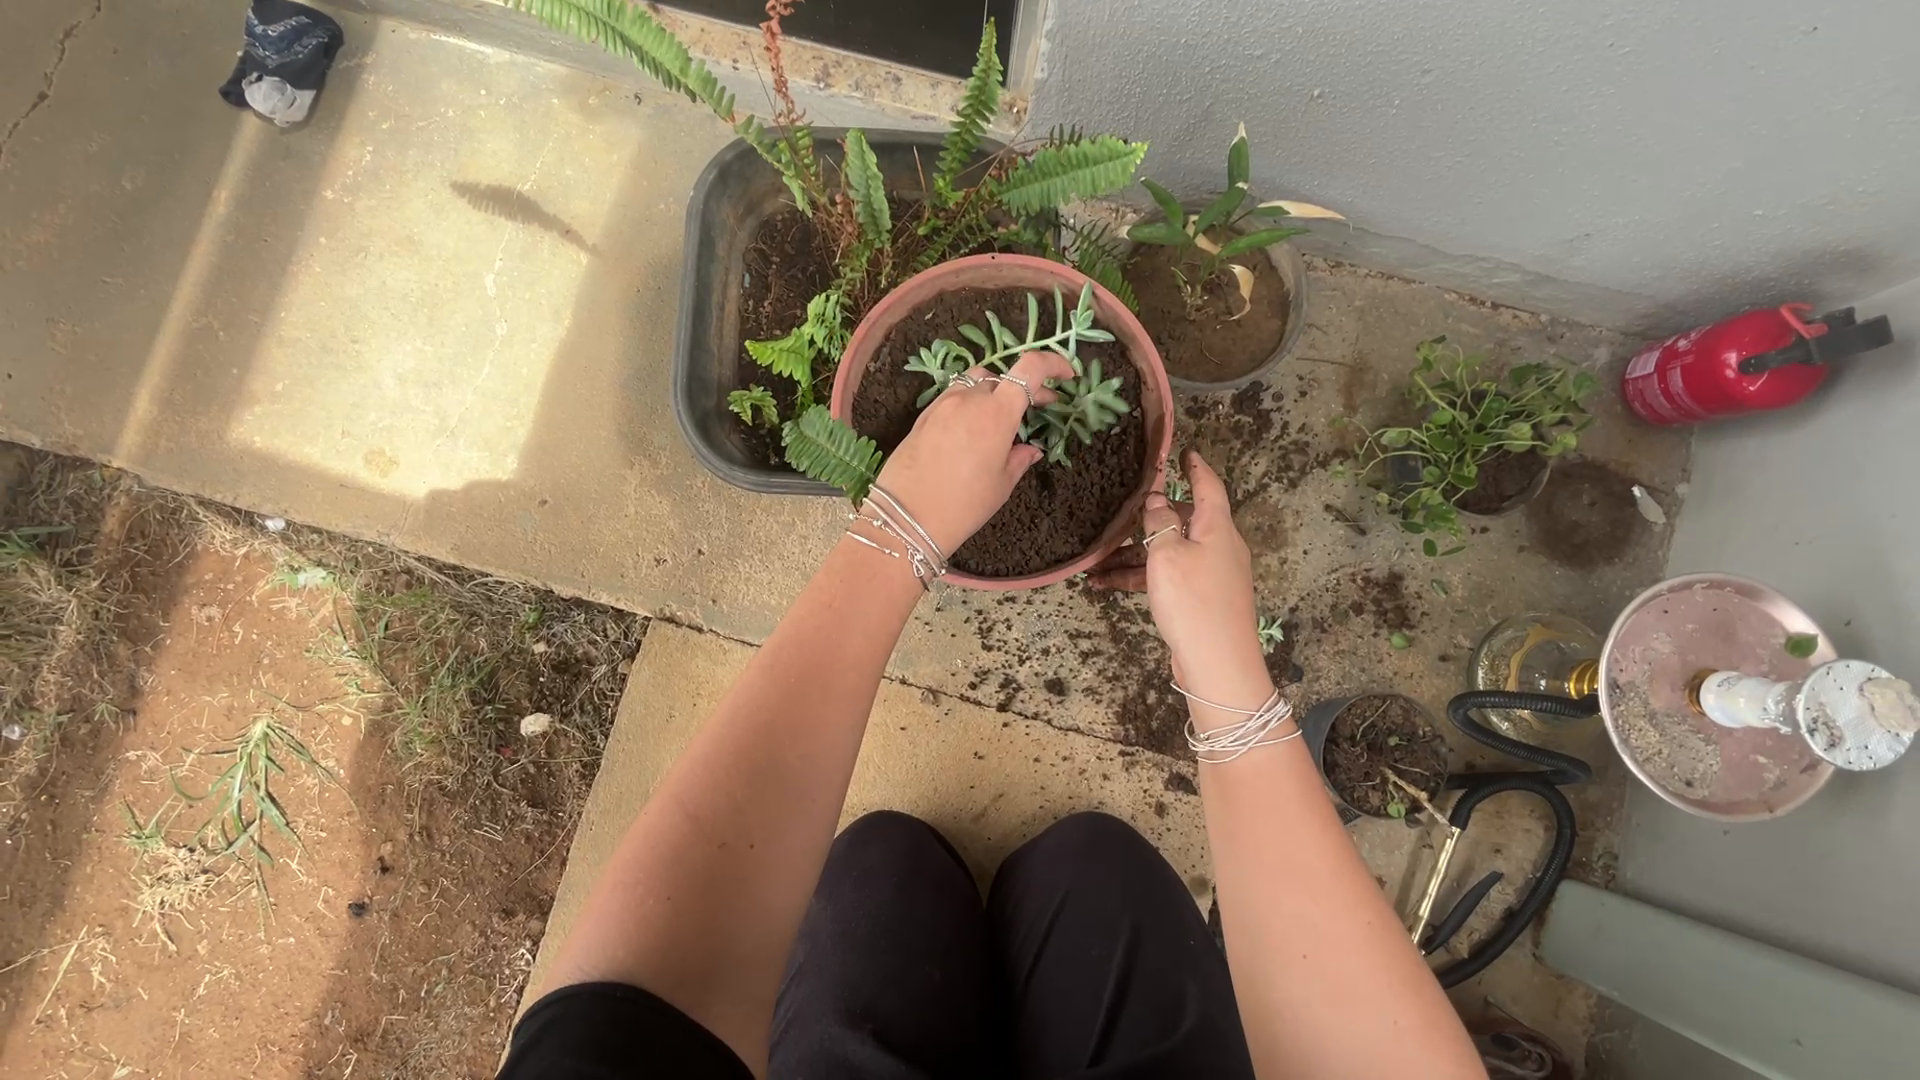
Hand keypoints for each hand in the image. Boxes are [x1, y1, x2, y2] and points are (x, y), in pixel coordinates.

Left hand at [873, 351, 1074, 554]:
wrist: (907, 517)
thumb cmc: (963, 505)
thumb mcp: (1001, 485)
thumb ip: (1019, 459)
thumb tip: (1030, 449)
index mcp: (996, 413)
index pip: (1030, 369)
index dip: (1053, 364)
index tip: (1067, 376)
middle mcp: (969, 399)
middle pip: (1003, 376)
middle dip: (1025, 387)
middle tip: (1039, 407)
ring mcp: (943, 404)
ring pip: (975, 382)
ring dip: (994, 390)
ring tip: (1003, 415)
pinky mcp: (924, 416)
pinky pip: (953, 396)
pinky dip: (970, 401)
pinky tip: (973, 426)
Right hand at [1092, 451, 1265, 694]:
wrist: (1217, 662)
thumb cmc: (1193, 600)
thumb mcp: (1168, 555)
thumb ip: (1159, 523)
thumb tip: (1157, 499)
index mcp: (1217, 527)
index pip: (1209, 486)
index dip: (1196, 468)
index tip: (1185, 452)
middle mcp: (1217, 546)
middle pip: (1181, 521)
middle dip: (1147, 519)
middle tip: (1117, 513)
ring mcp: (1209, 574)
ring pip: (1167, 552)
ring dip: (1132, 555)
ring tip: (1093, 563)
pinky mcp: (1198, 598)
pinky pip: (1165, 577)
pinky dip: (1138, 577)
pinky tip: (1103, 585)